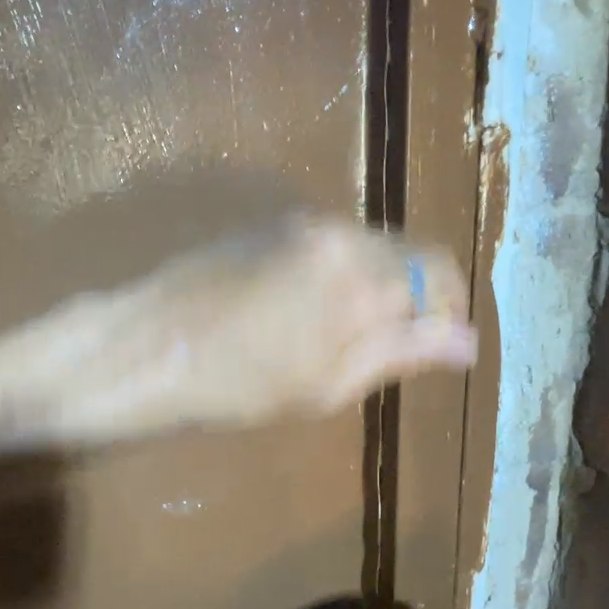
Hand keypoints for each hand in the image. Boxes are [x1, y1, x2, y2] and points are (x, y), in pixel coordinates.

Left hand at [43, 215, 475, 442]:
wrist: (141, 348)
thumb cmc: (234, 386)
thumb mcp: (325, 385)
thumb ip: (400, 353)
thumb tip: (467, 341)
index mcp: (358, 274)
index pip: (438, 273)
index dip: (448, 312)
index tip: (437, 347)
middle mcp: (336, 232)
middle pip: (404, 254)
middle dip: (412, 298)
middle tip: (388, 351)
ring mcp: (296, 223)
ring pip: (366, 248)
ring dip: (374, 286)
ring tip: (342, 338)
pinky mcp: (265, 226)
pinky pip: (327, 245)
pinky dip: (338, 274)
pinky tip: (306, 314)